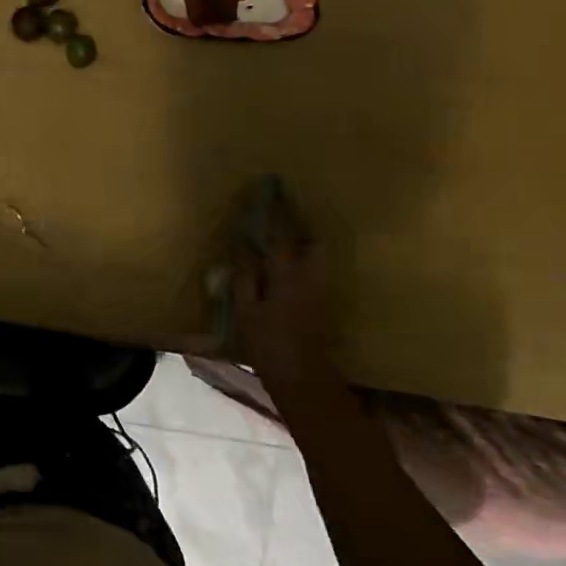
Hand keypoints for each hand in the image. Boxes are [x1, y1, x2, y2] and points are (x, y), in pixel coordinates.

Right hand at [231, 193, 333, 380]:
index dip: (276, 212)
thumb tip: (242, 246)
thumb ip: (246, 275)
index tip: (271, 190)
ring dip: (302, 235)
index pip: (282, 235)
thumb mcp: (247, 308)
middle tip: (283, 204)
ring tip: (286, 225)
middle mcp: (311, 276)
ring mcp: (321, 288)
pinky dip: (302, 253)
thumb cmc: (267, 342)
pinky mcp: (323, 300)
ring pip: (315, 252)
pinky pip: (313, 265)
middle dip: (298, 220)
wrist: (304, 376)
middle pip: (310, 239)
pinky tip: (289, 256)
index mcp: (288, 275)